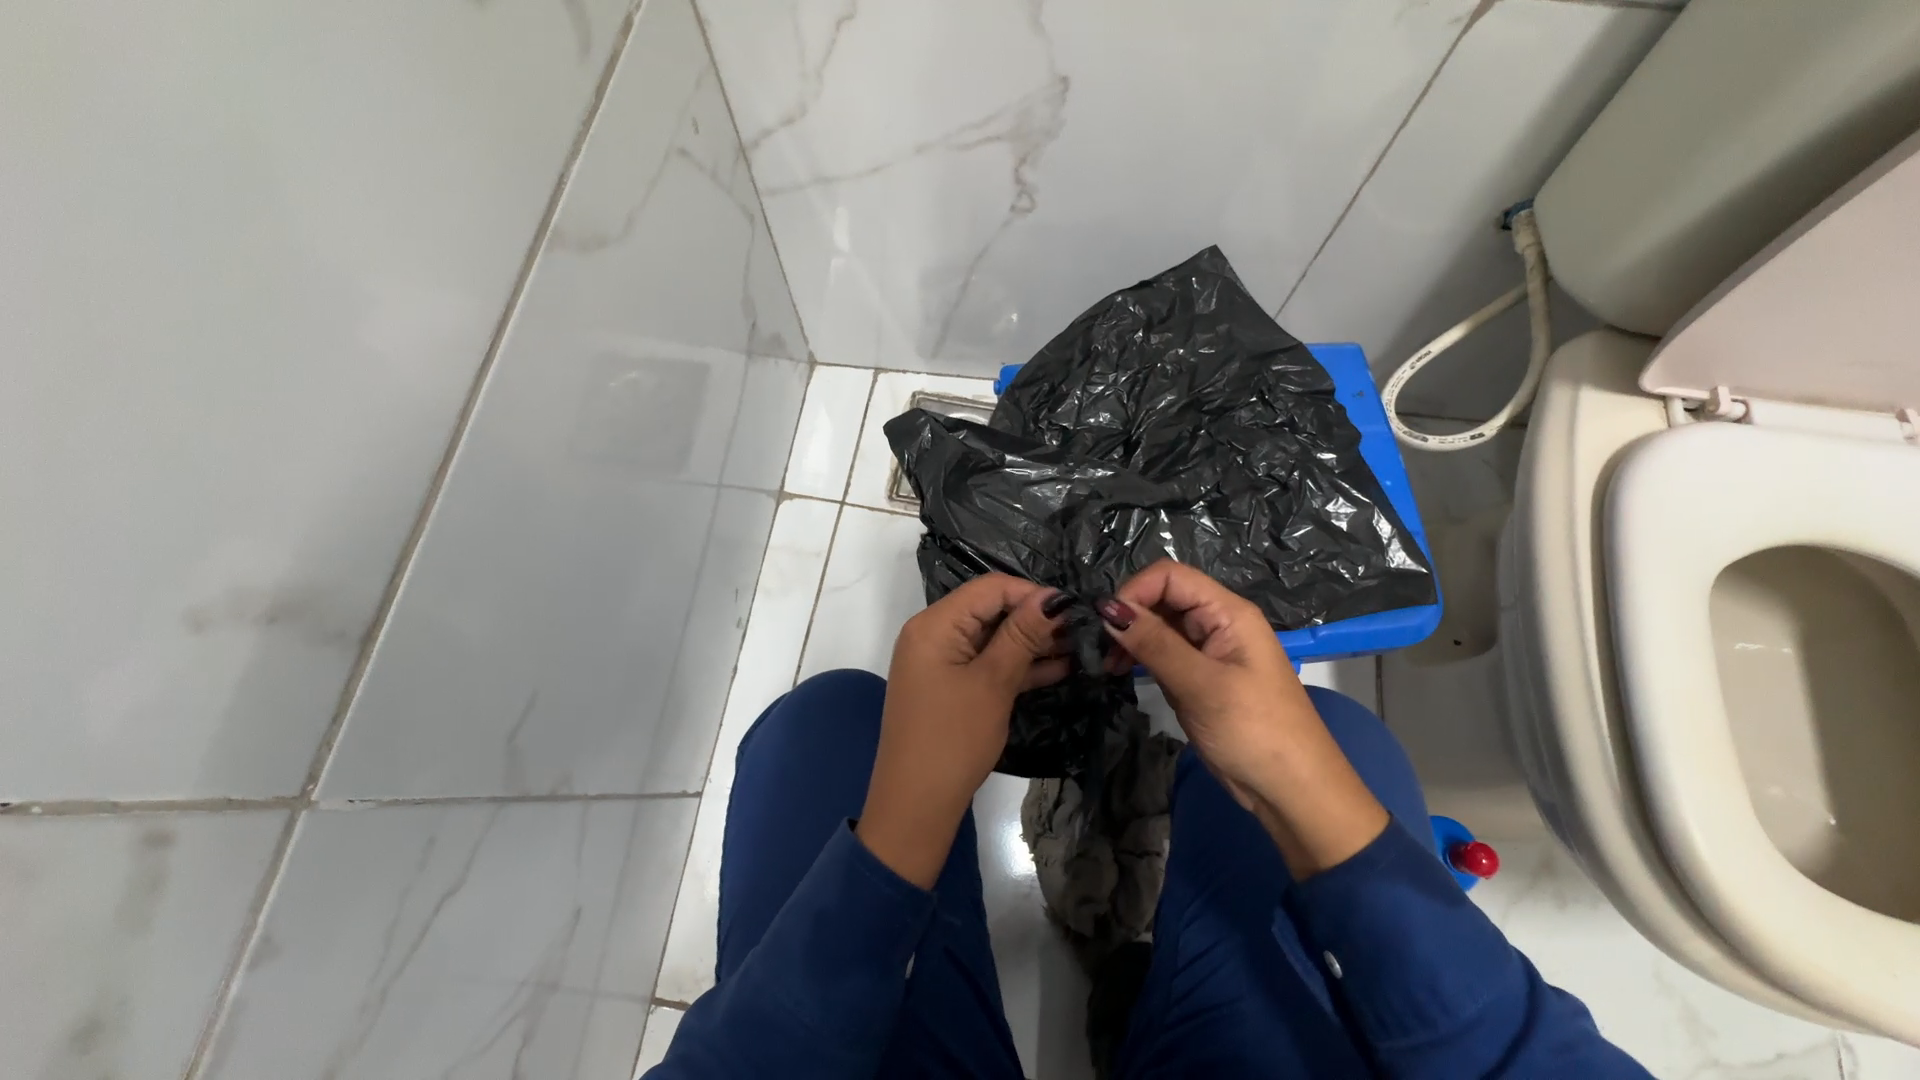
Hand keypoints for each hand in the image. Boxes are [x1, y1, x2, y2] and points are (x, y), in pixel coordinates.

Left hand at [857, 574, 1070, 887]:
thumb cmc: (953, 739)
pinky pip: (989, 664)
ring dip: (1034, 643)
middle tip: (1086, 628)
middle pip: (991, 610)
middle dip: (1037, 618)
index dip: (1033, 593)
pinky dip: (1020, 666)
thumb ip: (1022, 636)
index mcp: (935, 624)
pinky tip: (1062, 667)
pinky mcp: (952, 686)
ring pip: (994, 639)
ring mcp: (942, 662)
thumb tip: (1053, 598)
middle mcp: (934, 634)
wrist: (916, 805)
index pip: (990, 588)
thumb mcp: (993, 683)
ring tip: (1083, 645)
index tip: (1076, 608)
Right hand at [1098, 560, 1388, 877]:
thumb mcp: (1200, 685)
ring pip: (1159, 626)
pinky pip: (1163, 653)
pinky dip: (1140, 658)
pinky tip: (1121, 674)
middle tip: (1099, 648)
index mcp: (1228, 613)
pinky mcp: (1199, 678)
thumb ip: (1154, 644)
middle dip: (1128, 615)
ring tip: (1107, 665)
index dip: (1135, 590)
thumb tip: (1106, 609)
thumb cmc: (1254, 732)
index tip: (1106, 623)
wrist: (1291, 790)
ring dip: (1131, 638)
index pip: (1170, 576)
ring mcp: (1208, 652)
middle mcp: (1217, 623)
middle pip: (1163, 597)